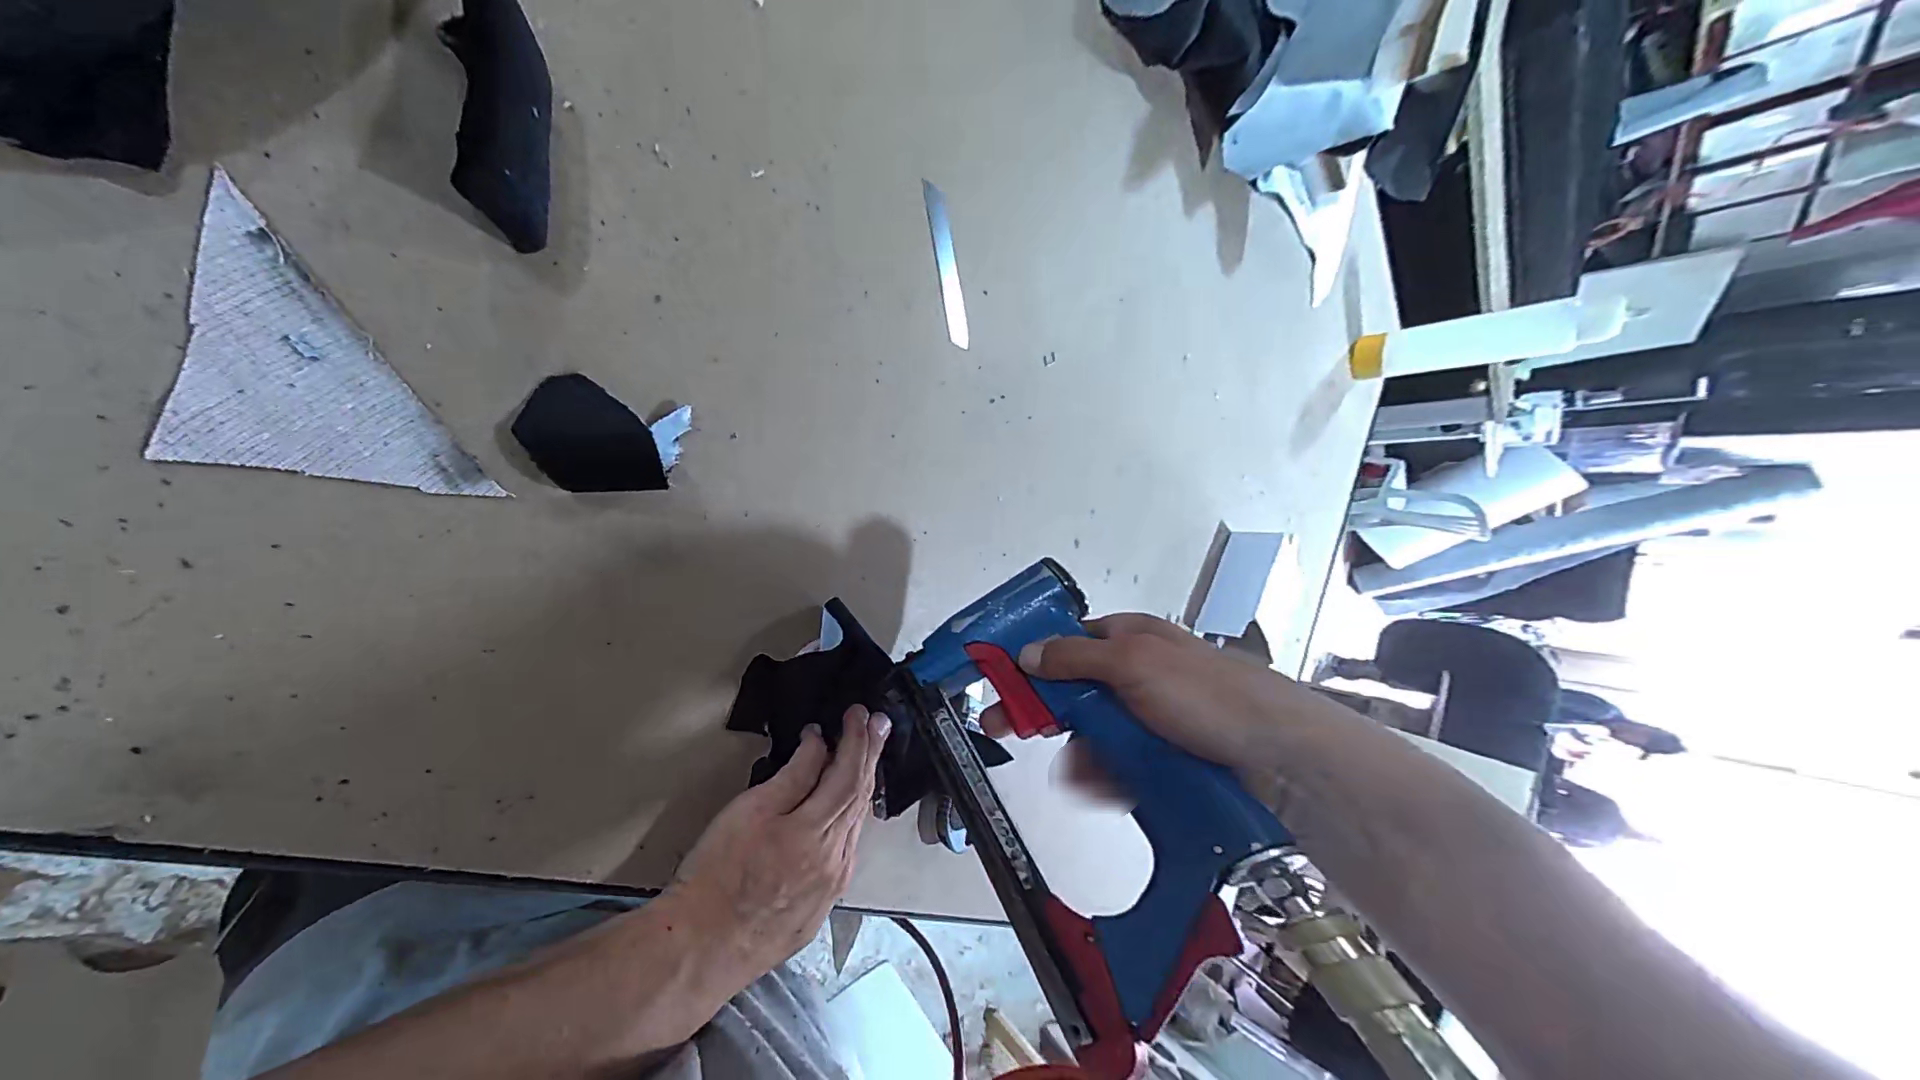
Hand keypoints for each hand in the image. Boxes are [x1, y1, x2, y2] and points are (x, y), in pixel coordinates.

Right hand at [660, 705, 889, 997]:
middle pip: (861, 796)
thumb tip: (819, 743)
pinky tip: (848, 807)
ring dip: (864, 785)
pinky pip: (847, 851)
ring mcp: (832, 886)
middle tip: (878, 724)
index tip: (859, 714)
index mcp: (816, 832)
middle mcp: (835, 860)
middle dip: (870, 754)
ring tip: (868, 755)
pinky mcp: (823, 906)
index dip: (857, 740)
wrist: (698, 952)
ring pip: (857, 824)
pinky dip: (850, 819)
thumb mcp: (749, 812)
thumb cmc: (715, 878)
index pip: (849, 774)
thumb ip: (792, 775)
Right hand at [982, 614, 1341, 774]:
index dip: (1030, 660)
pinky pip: (1116, 762)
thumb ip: (1075, 657)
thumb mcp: (1135, 663)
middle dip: (1045, 713)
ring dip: (1078, 752)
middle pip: (1071, 690)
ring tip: (1081, 772)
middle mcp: (1136, 672)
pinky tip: (1104, 786)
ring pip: (1092, 732)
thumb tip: (1029, 653)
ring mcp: (1148, 715)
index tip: (1000, 680)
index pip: (1064, 641)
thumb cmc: (1213, 696)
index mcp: (1129, 637)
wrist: (1282, 759)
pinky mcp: (1160, 754)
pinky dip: (1105, 774)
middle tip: (1007, 731)